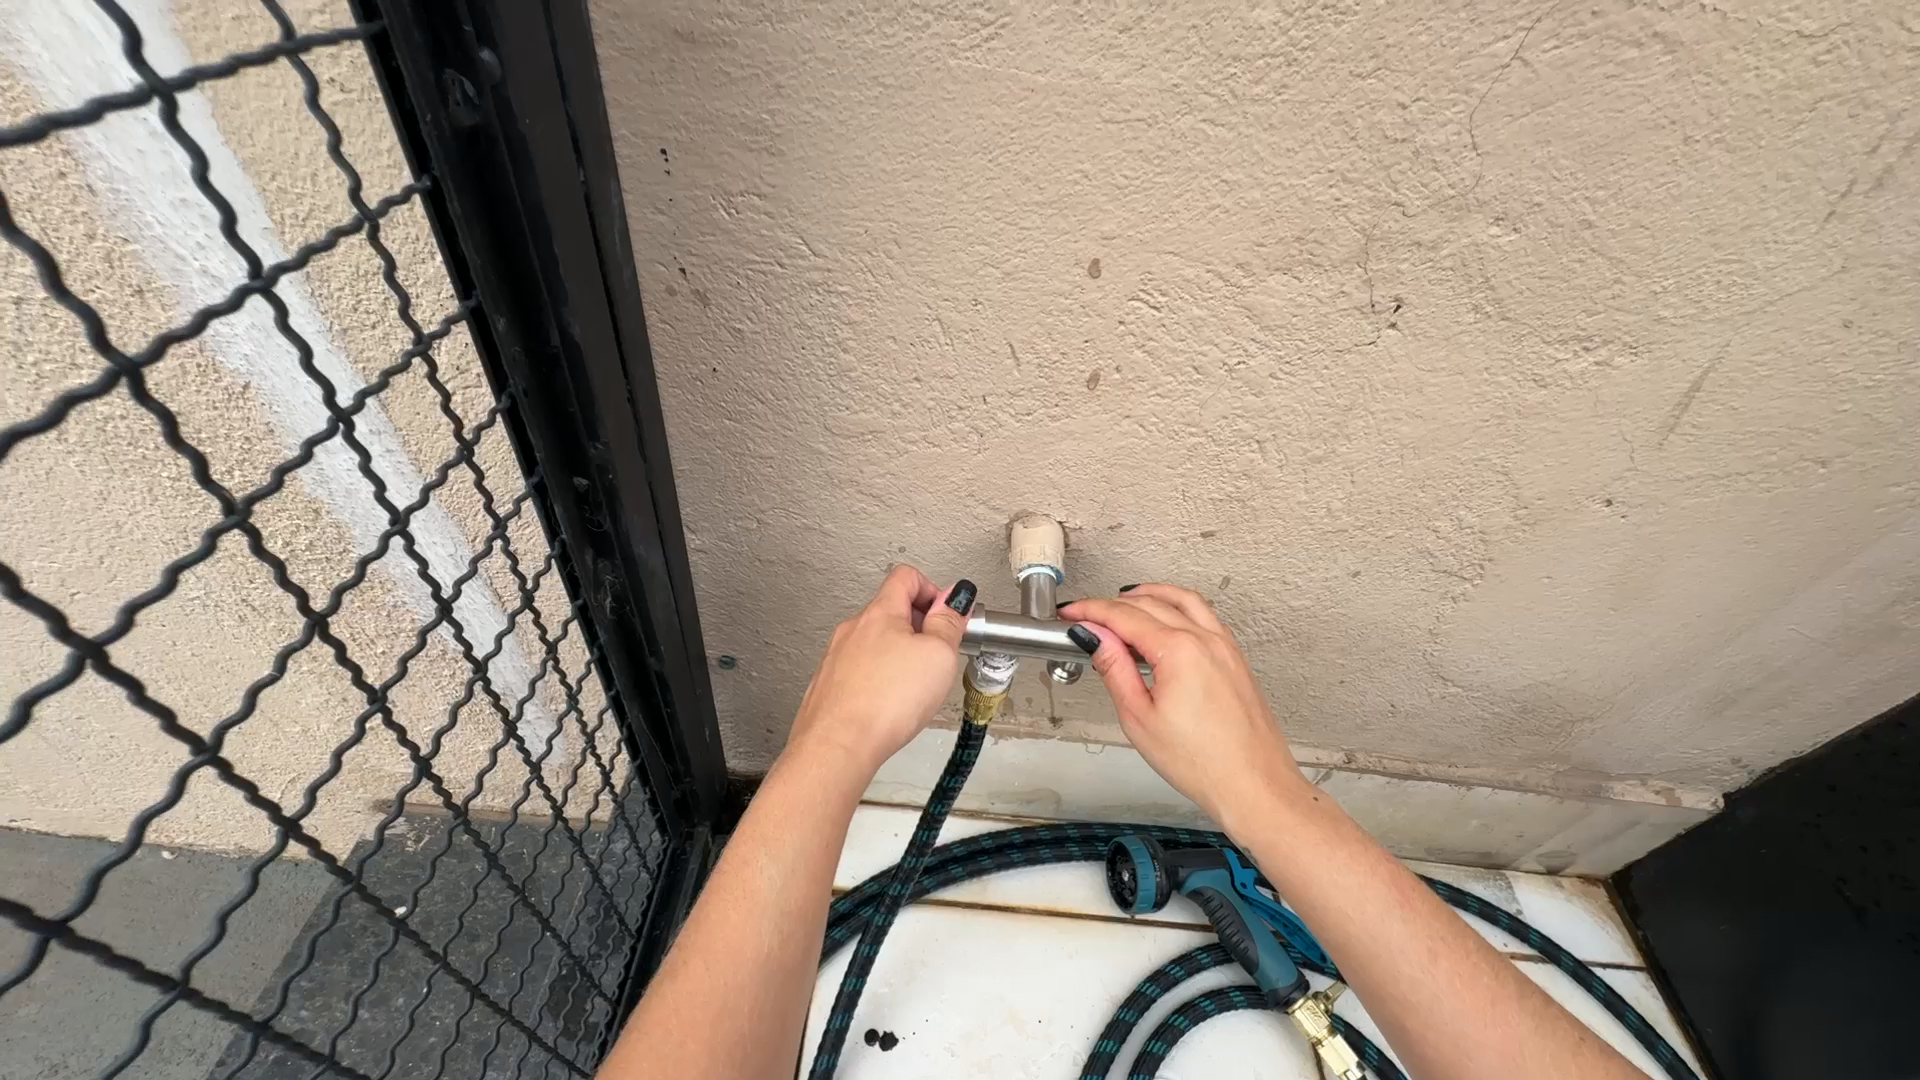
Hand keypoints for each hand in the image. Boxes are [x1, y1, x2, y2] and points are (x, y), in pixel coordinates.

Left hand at [784, 564, 975, 776]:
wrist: (838, 746)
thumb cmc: (884, 703)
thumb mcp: (939, 655)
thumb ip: (948, 621)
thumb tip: (955, 598)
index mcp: (880, 613)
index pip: (906, 576)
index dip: (933, 590)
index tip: (947, 615)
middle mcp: (853, 629)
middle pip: (891, 610)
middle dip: (919, 627)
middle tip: (937, 654)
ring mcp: (837, 657)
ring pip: (875, 643)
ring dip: (899, 655)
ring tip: (914, 685)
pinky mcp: (830, 685)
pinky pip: (861, 671)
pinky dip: (880, 679)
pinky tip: (890, 704)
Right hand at [1059, 585, 1309, 831]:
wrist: (1254, 787)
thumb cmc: (1203, 762)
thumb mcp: (1139, 717)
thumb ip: (1115, 668)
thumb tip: (1095, 637)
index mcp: (1178, 651)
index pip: (1124, 616)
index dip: (1091, 611)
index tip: (1072, 613)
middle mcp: (1205, 640)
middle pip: (1151, 603)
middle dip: (1113, 604)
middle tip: (1088, 615)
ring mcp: (1224, 646)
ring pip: (1183, 600)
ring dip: (1150, 595)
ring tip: (1124, 602)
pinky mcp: (1235, 658)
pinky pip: (1204, 614)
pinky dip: (1178, 606)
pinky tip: (1167, 620)